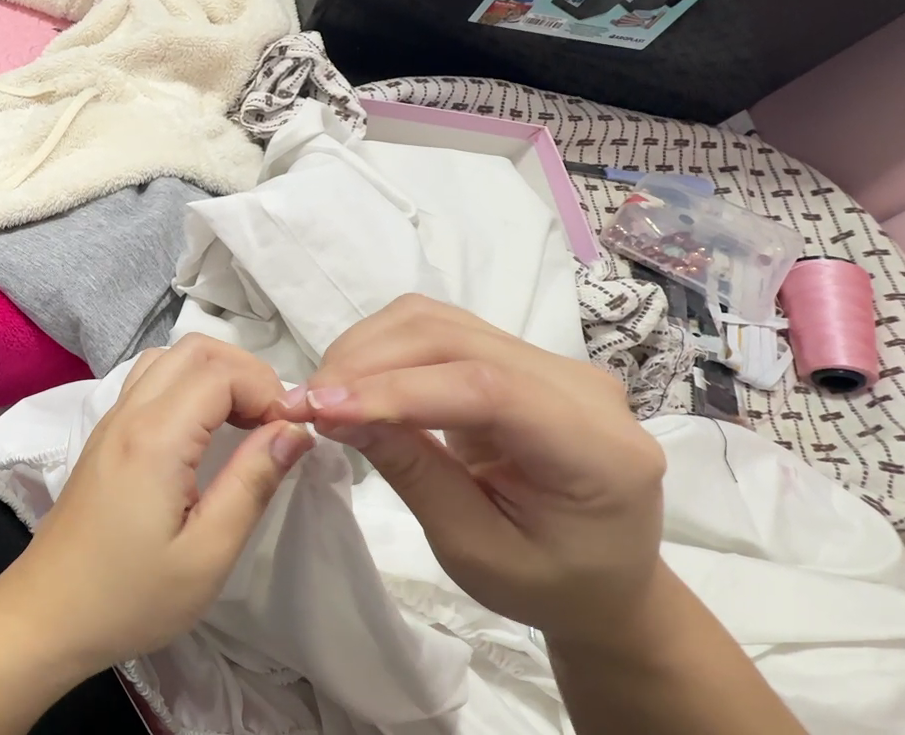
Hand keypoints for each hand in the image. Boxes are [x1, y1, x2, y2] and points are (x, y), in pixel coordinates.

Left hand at [0, 334, 313, 676]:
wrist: (49, 611)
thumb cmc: (131, 595)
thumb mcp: (207, 554)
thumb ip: (252, 484)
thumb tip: (293, 430)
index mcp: (154, 437)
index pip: (219, 372)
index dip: (265, 389)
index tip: (291, 433)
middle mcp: (128, 413)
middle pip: (192, 349)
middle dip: (244, 371)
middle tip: (273, 423)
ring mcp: (110, 421)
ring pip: (166, 359)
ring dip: (213, 373)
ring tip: (244, 424)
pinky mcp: (103, 436)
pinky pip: (147, 382)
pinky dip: (186, 386)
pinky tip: (204, 431)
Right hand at [279, 295, 666, 649]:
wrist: (599, 579)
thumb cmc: (546, 583)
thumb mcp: (475, 549)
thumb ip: (413, 474)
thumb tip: (332, 413)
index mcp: (599, 450)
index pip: (486, 389)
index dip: (395, 390)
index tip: (319, 410)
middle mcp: (579, 385)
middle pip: (451, 339)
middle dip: (365, 364)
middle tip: (305, 405)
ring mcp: (546, 360)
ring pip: (433, 320)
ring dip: (364, 349)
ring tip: (324, 395)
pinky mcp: (511, 353)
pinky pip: (432, 326)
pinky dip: (378, 346)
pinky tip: (354, 381)